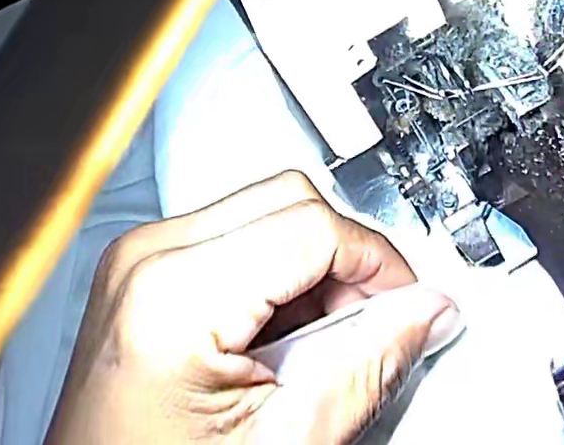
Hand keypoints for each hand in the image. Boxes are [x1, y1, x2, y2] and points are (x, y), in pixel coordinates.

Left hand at [46, 171, 461, 444]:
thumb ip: (364, 366)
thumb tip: (424, 309)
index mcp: (174, 293)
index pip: (309, 225)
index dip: (376, 263)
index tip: (410, 306)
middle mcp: (148, 253)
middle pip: (284, 197)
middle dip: (344, 256)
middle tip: (370, 327)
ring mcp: (139, 252)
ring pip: (261, 206)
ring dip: (310, 261)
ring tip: (316, 342)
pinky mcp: (142, 261)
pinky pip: (230, 229)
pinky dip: (273, 268)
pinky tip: (277, 333)